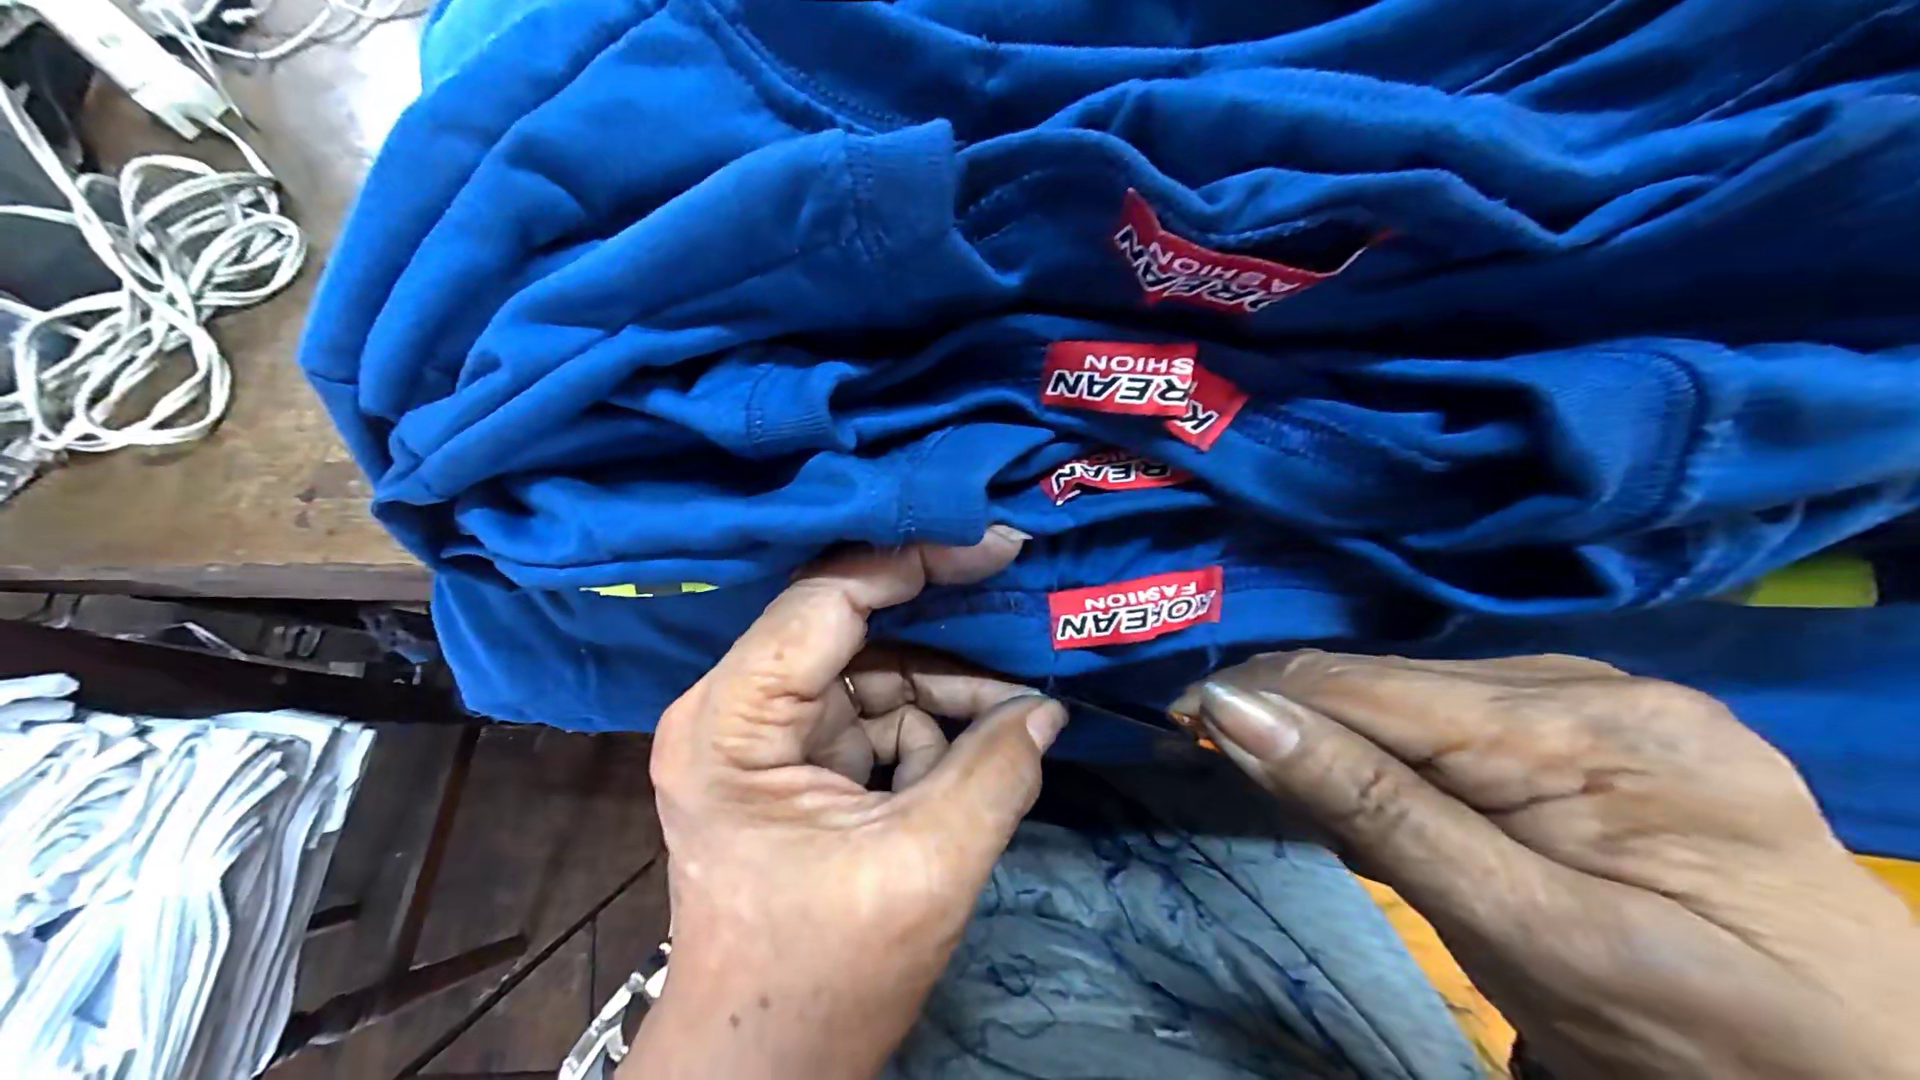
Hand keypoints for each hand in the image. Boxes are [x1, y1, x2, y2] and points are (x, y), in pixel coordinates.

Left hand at [628, 531, 1067, 1079]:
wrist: (764, 1063)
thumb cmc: (823, 978)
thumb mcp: (925, 870)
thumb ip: (995, 775)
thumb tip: (1049, 710)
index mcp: (732, 720)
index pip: (825, 601)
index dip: (912, 562)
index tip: (992, 544)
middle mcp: (734, 705)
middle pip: (845, 620)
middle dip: (934, 609)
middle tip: (1008, 577)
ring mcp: (766, 727)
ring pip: (872, 664)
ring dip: (946, 680)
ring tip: (1017, 704)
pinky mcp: (799, 752)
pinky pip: (877, 706)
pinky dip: (932, 717)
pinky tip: (982, 742)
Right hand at [1174, 651, 1919, 1079]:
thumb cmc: (1700, 1041)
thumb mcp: (1522, 935)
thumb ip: (1371, 809)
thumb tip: (1233, 710)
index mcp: (1592, 730)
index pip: (1369, 687)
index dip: (1260, 695)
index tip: (1179, 721)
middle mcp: (1591, 682)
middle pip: (1384, 681)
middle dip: (1291, 715)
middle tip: (1220, 757)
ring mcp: (1594, 693)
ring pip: (1406, 691)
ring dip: (1334, 733)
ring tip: (1297, 785)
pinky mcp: (1587, 718)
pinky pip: (1446, 711)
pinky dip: (1386, 744)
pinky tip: (1378, 781)